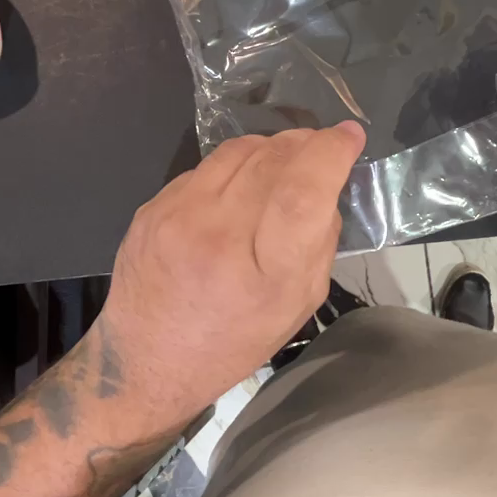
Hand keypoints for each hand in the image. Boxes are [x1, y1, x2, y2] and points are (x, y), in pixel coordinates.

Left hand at [97, 123, 366, 429]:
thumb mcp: (298, 306)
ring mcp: (178, 216)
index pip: (304, 190)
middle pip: (273, 158)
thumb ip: (319, 244)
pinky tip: (240, 188)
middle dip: (306, 141)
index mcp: (265, 273)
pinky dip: (235, 166)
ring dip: (272, 146)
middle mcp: (218, 235)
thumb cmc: (233, 342)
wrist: (147, 360)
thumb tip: (326, 190)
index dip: (331, 153)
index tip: (350, 137)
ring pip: (239, 149)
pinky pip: (207, 166)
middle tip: (321, 146)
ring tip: (284, 160)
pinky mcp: (152, 207)